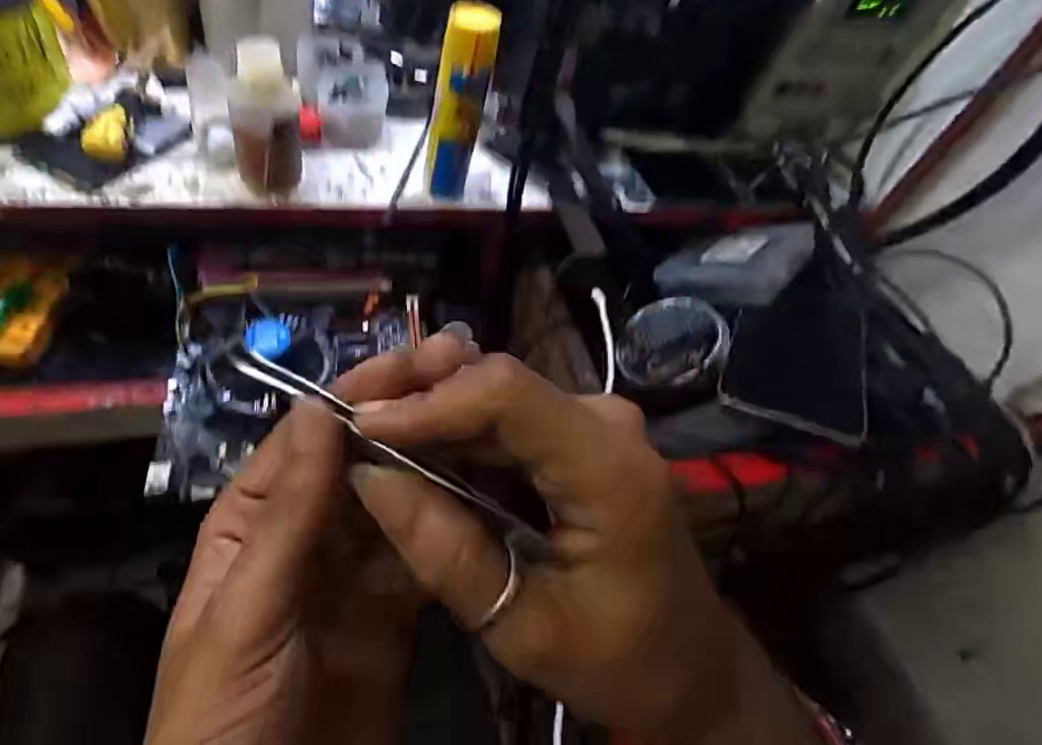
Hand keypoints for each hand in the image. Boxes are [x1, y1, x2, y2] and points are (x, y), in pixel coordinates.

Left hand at [146, 333, 478, 744]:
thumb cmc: (220, 721)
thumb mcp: (244, 615)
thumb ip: (286, 515)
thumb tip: (319, 409)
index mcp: (255, 519)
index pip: (313, 436)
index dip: (364, 392)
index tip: (418, 356)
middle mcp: (309, 529)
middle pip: (365, 455)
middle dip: (411, 410)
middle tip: (464, 367)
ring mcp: (355, 567)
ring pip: (402, 494)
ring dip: (440, 452)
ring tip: (488, 410)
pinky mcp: (394, 606)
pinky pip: (427, 549)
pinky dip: (456, 518)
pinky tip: (492, 484)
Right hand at [349, 354, 824, 744]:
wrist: (689, 659)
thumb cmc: (617, 657)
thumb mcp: (522, 627)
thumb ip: (446, 552)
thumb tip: (370, 476)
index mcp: (610, 467)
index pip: (509, 394)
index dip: (431, 400)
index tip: (363, 424)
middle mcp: (608, 421)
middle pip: (501, 384)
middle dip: (423, 400)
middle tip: (352, 426)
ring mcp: (599, 421)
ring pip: (502, 395)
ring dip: (437, 414)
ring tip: (373, 437)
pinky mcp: (585, 431)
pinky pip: (514, 416)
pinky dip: (464, 433)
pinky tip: (420, 450)